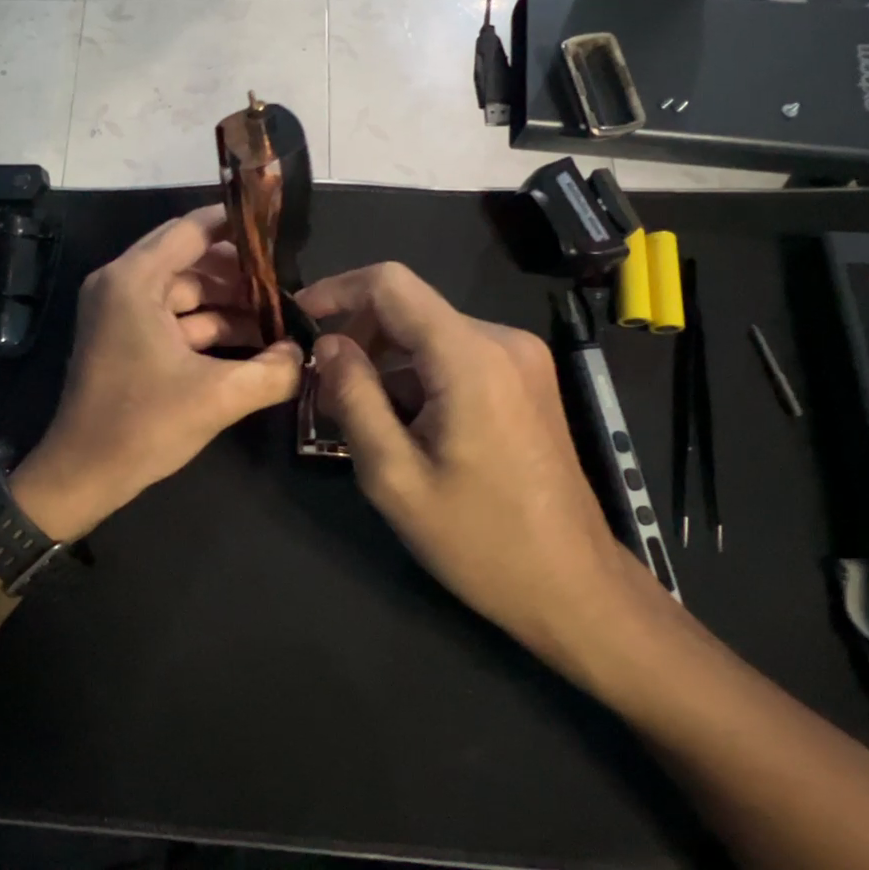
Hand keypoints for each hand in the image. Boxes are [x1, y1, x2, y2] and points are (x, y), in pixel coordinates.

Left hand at [12, 206, 303, 541]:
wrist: (83, 474)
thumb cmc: (143, 425)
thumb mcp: (219, 396)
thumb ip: (274, 371)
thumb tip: (307, 355)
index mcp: (133, 280)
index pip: (192, 230)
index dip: (237, 226)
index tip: (280, 229)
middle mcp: (121, 284)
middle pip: (190, 260)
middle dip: (241, 273)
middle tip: (290, 285)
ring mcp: (120, 312)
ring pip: (185, 292)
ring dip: (229, 305)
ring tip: (280, 318)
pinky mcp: (124, 339)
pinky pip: (173, 318)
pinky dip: (208, 327)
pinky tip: (253, 345)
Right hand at [295, 263, 651, 656]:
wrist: (573, 586)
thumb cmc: (479, 539)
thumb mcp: (394, 476)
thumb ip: (354, 398)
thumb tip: (327, 345)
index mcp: (470, 357)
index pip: (390, 283)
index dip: (335, 291)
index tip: (296, 321)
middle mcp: (502, 341)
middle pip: (408, 308)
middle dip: (357, 338)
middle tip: (322, 390)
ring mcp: (521, 359)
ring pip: (429, 334)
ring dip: (384, 363)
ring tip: (357, 419)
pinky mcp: (526, 381)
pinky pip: (455, 357)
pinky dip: (416, 377)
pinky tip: (402, 428)